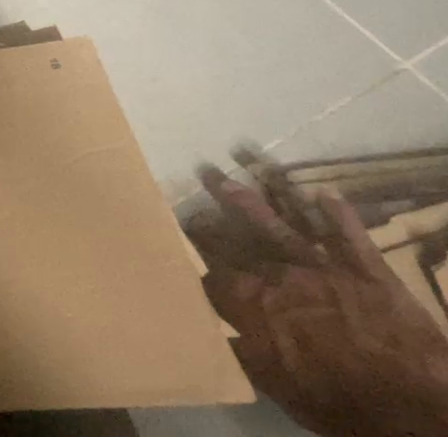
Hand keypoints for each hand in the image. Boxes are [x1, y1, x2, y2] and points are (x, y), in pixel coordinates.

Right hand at [192, 167, 447, 436]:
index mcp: (247, 301)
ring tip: (223, 179)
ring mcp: (324, 270)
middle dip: (207, 224)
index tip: (175, 250)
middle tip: (189, 210)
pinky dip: (337, 216)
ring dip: (250, 203)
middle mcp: (276, 275)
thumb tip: (211, 327)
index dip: (191, 261)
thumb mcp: (273, 383)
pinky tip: (323, 194)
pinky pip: (352, 239)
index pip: (208, 274)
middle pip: (233, 243)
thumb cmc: (335, 401)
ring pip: (280, 228)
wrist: (414, 410)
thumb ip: (239, 347)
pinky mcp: (371, 275)